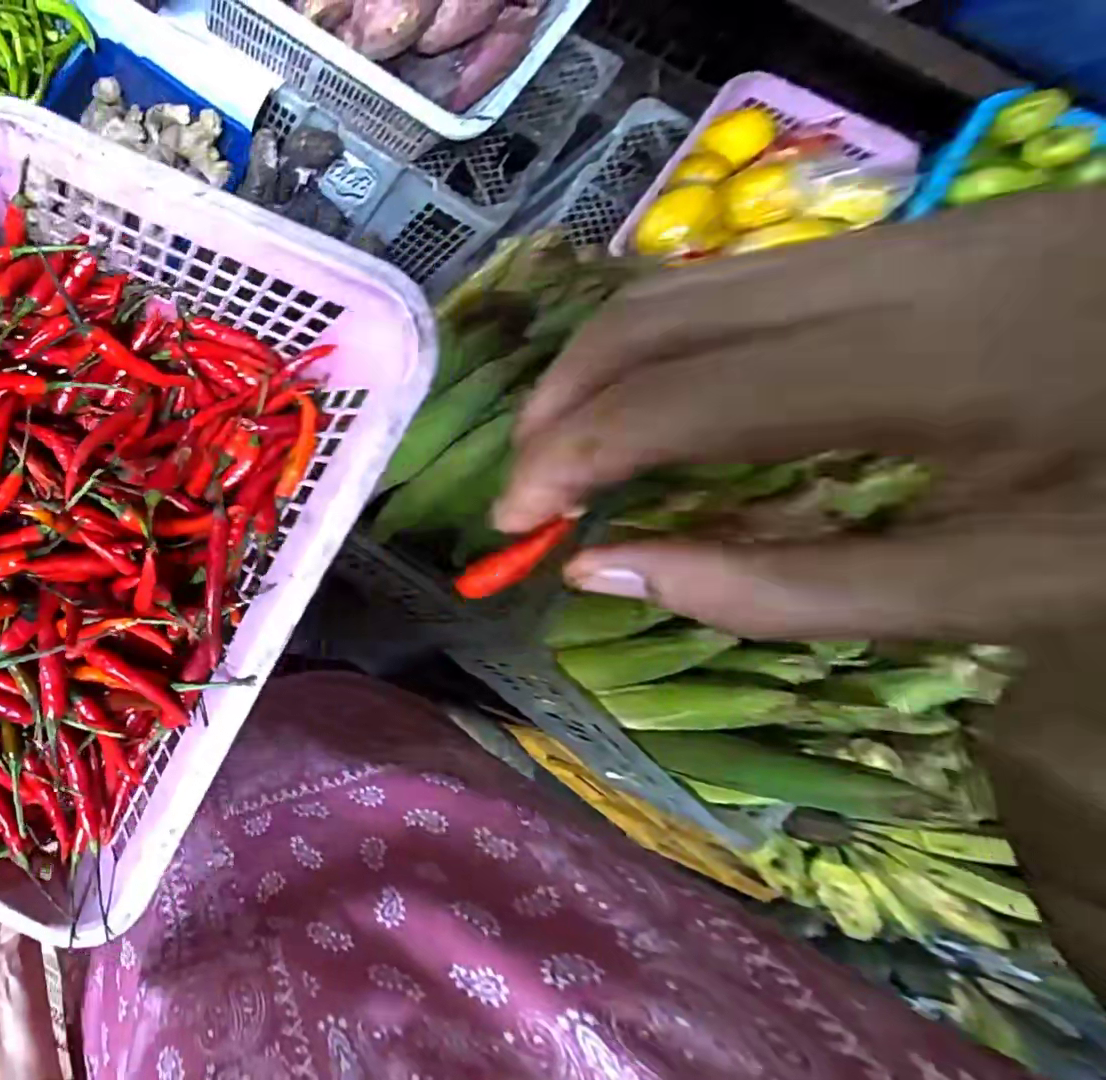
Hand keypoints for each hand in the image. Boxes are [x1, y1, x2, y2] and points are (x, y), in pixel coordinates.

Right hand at [494, 188, 1105, 642]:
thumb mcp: (1011, 586)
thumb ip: (784, 592)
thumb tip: (598, 570)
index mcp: (930, 357)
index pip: (670, 402)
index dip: (563, 462)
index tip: (512, 523)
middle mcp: (891, 267)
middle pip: (642, 321)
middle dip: (553, 410)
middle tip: (528, 486)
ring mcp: (894, 236)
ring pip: (669, 292)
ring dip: (586, 375)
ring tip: (565, 448)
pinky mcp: (899, 237)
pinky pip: (717, 289)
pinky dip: (645, 353)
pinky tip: (644, 405)